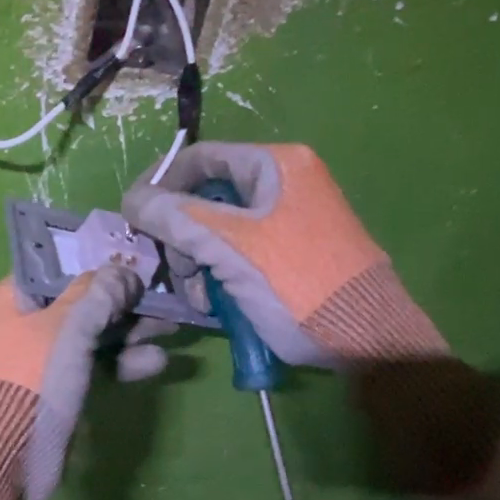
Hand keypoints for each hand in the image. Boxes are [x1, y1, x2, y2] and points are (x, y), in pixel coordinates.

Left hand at [0, 264, 160, 499]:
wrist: (7, 456)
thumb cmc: (33, 377)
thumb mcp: (69, 326)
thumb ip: (100, 295)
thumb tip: (124, 272)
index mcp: (11, 299)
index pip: (55, 269)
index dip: (93, 264)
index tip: (131, 262)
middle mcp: (22, 325)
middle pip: (78, 303)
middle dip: (121, 302)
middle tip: (162, 298)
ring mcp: (40, 360)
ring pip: (90, 336)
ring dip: (128, 332)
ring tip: (170, 329)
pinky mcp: (56, 392)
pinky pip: (91, 366)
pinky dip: (119, 362)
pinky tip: (153, 363)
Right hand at [123, 141, 447, 364]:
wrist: (369, 341)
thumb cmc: (299, 284)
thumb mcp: (230, 247)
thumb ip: (175, 217)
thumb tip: (130, 198)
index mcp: (276, 164)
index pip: (200, 158)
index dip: (160, 183)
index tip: (133, 217)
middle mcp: (284, 182)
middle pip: (206, 195)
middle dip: (182, 236)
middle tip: (178, 273)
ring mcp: (291, 217)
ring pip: (219, 227)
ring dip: (197, 261)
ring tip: (200, 298)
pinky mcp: (293, 250)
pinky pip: (240, 249)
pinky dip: (221, 272)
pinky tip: (218, 302)